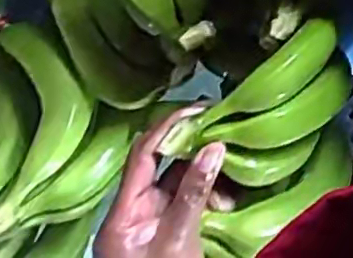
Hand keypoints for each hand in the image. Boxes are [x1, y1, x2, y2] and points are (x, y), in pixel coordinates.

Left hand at [95, 106, 226, 257]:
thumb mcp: (177, 243)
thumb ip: (194, 192)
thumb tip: (215, 144)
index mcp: (122, 213)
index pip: (143, 151)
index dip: (170, 125)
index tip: (201, 109)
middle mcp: (133, 213)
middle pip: (163, 164)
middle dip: (195, 151)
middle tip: (223, 135)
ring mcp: (150, 224)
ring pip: (179, 182)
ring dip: (207, 176)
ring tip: (230, 182)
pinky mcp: (167, 235)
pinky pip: (187, 201)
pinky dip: (207, 195)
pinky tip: (227, 199)